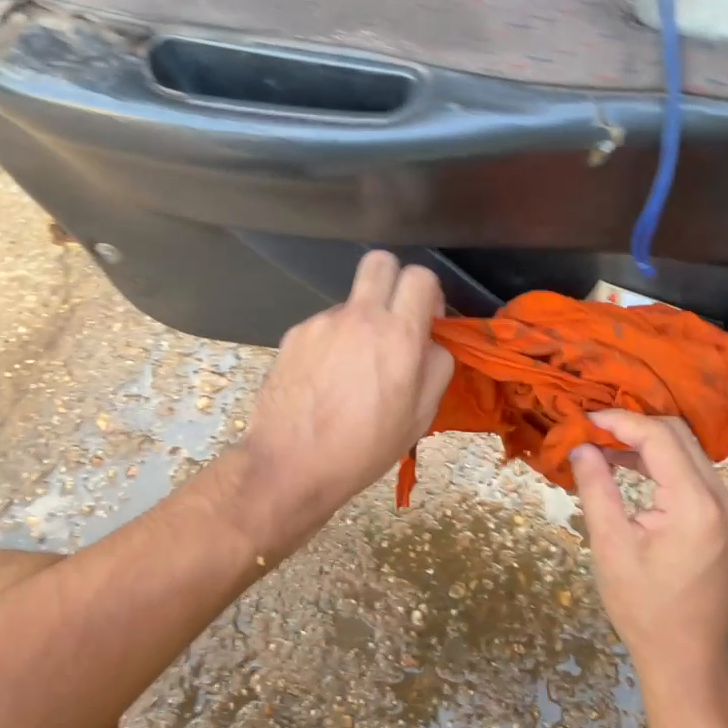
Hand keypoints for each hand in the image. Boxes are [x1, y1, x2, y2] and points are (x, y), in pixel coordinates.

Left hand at [238, 251, 453, 523]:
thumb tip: (432, 342)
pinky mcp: (295, 334)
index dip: (428, 292)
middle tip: (393, 316)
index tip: (425, 317)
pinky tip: (325, 379)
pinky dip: (332, 342)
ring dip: (360, 320)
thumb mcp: (421, 416)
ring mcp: (323, 322)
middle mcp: (361, 317)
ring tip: (352, 369)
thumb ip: (437, 366)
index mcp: (399, 336)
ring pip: (351, 300)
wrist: (290, 465)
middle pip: (381, 261)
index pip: (420, 276)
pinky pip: (324, 325)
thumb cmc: (364, 448)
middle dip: (393, 279)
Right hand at [571, 410, 727, 727]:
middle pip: (676, 433)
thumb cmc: (645, 609)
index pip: (658, 436)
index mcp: (695, 502)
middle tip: (591, 431)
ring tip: (602, 446)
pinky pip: (689, 468)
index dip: (619, 421)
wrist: (688, 660)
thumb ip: (597, 488)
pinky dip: (658, 460)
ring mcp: (724, 504)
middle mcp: (718, 494)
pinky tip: (627, 467)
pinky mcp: (719, 515)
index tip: (583, 420)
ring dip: (645, 441)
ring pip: (685, 447)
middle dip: (632, 425)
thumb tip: (580, 445)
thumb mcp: (611, 547)